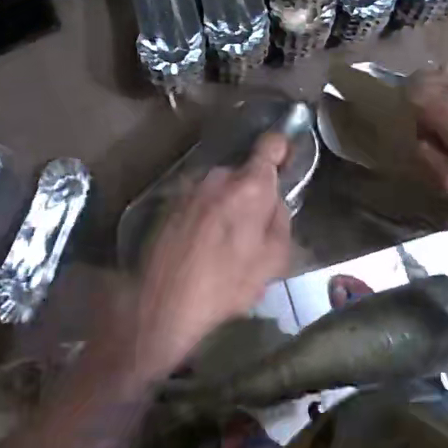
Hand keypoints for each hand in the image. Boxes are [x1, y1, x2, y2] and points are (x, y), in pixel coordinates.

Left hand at [133, 133, 292, 375]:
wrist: (161, 304)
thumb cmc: (225, 285)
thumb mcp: (273, 261)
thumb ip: (281, 221)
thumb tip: (275, 202)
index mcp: (249, 186)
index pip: (271, 144)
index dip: (282, 149)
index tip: (286, 162)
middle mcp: (217, 177)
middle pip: (244, 173)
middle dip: (252, 193)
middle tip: (254, 228)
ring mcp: (188, 188)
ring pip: (219, 188)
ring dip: (226, 205)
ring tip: (224, 243)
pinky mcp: (167, 203)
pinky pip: (198, 201)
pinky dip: (205, 215)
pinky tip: (201, 246)